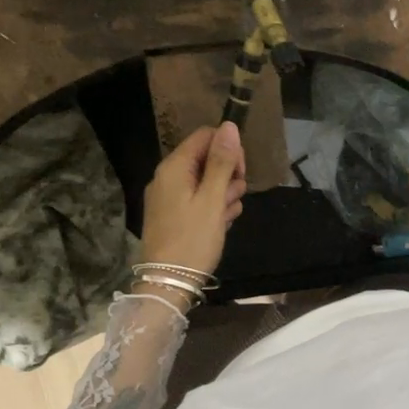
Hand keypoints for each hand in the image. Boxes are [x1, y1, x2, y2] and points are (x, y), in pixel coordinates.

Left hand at [141, 122, 245, 273]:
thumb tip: (229, 127)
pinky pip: (198, 201)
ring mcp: (169, 197)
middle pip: (207, 160)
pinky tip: (219, 226)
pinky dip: (212, 210)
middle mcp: (168, 177)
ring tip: (226, 218)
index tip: (240, 174)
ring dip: (223, 196)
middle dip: (227, 177)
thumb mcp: (212, 200)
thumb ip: (221, 162)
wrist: (168, 282)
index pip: (206, 137)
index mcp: (175, 168)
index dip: (228, 150)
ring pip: (206, 183)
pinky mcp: (173, 215)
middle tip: (231, 201)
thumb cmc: (193, 240)